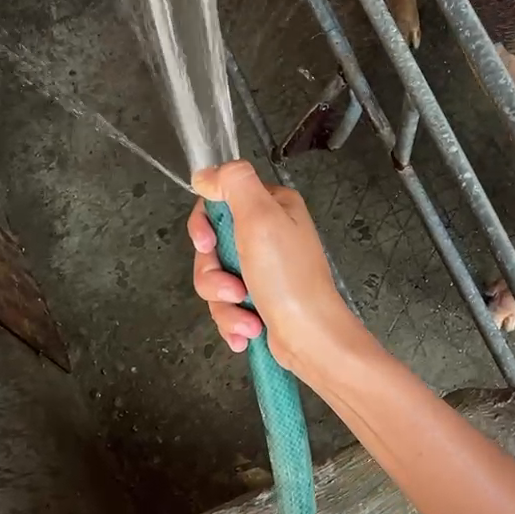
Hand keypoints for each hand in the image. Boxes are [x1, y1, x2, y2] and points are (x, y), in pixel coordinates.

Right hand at [189, 161, 358, 377]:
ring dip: (224, 305)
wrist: (310, 339)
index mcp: (272, 208)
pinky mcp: (257, 301)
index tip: (206, 245)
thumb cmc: (289, 280)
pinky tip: (246, 334)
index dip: (204, 227)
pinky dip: (232, 323)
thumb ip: (233, 183)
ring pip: (214, 281)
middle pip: (210, 248)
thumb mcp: (261, 218)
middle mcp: (267, 236)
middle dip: (214, 276)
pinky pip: (225, 307)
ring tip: (247, 320)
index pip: (218, 202)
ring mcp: (261, 271)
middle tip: (234, 290)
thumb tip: (206, 175)